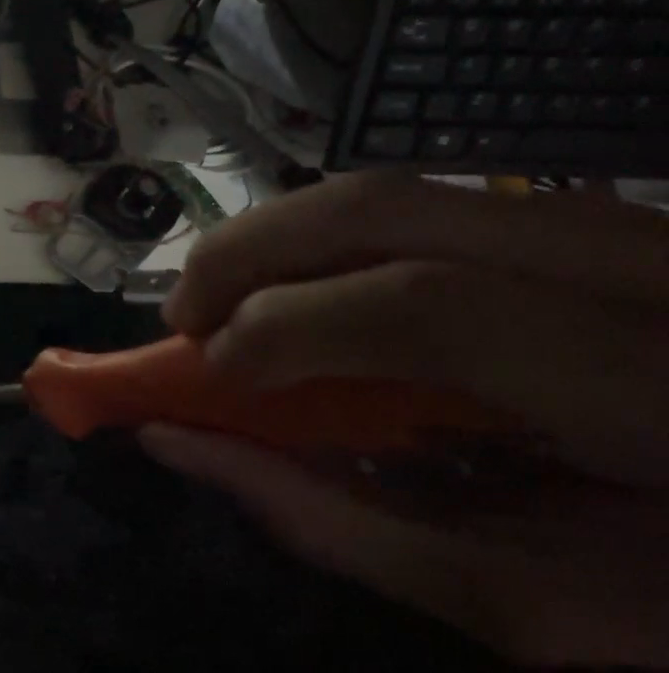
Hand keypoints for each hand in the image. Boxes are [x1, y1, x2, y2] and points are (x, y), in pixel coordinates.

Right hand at [145, 172, 668, 666]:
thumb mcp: (523, 601)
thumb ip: (337, 519)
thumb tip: (172, 441)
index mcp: (659, 385)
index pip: (429, 308)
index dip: (285, 329)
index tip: (209, 378)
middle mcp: (642, 273)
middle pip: (386, 207)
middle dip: (248, 253)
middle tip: (183, 319)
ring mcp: (623, 235)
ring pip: (396, 192)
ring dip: (277, 239)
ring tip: (225, 301)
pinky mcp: (589, 230)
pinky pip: (422, 209)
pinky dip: (329, 243)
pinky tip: (299, 291)